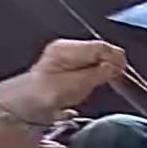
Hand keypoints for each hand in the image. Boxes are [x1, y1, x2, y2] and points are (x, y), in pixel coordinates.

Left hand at [0, 40, 127, 121]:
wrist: (28, 101)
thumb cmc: (49, 93)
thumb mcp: (80, 83)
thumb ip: (101, 72)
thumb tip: (116, 66)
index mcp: (66, 48)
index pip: (104, 47)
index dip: (116, 60)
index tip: (118, 73)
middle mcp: (66, 46)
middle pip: (103, 49)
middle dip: (111, 64)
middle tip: (108, 78)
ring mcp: (67, 53)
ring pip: (101, 56)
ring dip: (106, 68)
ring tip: (97, 80)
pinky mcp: (71, 60)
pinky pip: (96, 61)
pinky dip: (100, 69)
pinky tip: (94, 78)